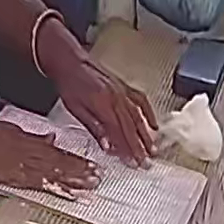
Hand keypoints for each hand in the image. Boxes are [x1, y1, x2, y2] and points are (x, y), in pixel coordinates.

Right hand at [0, 119, 99, 192]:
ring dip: (75, 181)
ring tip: (91, 186)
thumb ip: (36, 137)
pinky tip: (71, 195)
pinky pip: (43, 185)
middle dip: (82, 172)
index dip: (79, 161)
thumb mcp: (15, 130)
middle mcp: (34, 155)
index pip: (60, 153)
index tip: (94, 166)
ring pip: (57, 174)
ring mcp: (27, 167)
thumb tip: (53, 139)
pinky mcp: (19, 178)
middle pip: (63, 165)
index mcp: (33, 143)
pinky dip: (59, 189)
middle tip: (99, 178)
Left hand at [46, 51, 157, 165]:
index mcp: (103, 104)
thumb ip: (95, 128)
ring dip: (147, 135)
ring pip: (138, 117)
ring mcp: (122, 90)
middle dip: (140, 147)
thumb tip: (108, 147)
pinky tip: (154, 125)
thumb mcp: (77, 110)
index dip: (127, 150)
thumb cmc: (69, 84)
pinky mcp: (124, 86)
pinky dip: (149, 114)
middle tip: (146, 163)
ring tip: (153, 150)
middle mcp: (115, 97)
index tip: (133, 163)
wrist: (70, 60)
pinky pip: (141, 101)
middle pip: (131, 127)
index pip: (119, 133)